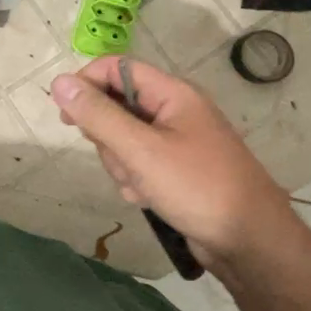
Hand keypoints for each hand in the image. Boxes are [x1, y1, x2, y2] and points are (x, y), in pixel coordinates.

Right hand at [50, 57, 294, 266]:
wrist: (251, 242)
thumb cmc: (198, 188)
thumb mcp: (141, 150)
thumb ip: (98, 115)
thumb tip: (59, 82)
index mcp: (172, 94)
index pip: (115, 68)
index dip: (86, 85)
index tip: (67, 117)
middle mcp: (175, 110)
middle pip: (116, 105)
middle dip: (107, 137)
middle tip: (122, 160)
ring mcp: (177, 141)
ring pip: (123, 138)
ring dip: (121, 164)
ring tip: (141, 186)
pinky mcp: (177, 169)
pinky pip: (139, 162)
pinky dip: (135, 179)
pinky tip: (148, 198)